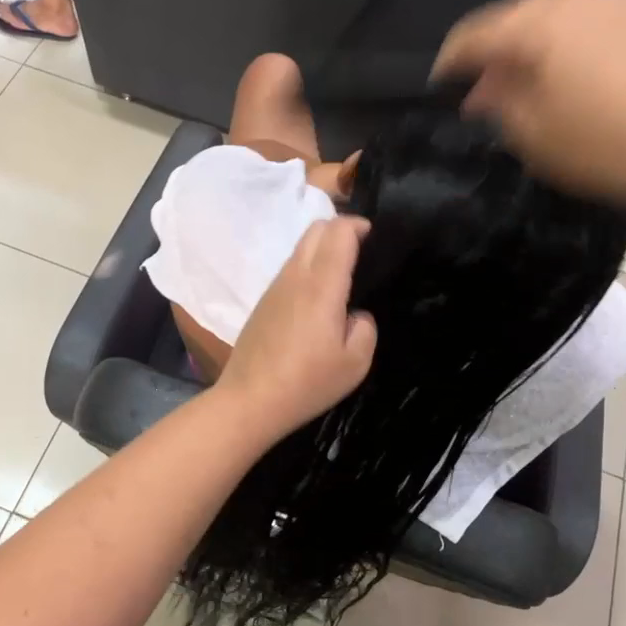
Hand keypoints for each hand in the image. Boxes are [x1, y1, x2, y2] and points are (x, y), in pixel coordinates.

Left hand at [217, 217, 377, 437]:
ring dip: (322, 249)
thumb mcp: (356, 362)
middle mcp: (295, 276)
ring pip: (300, 249)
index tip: (376, 238)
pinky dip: (308, 269)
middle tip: (362, 252)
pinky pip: (289, 271)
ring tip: (343, 276)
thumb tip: (354, 314)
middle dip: (341, 229)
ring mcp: (274, 288)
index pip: (339, 231)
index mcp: (322, 284)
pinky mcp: (263, 303)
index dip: (360, 225)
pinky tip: (318, 300)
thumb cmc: (307, 381)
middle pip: (316, 229)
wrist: (250, 399)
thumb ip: (365, 327)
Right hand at [434, 0, 625, 205]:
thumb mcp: (540, 141)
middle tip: (496, 97)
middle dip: (504, 57)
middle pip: (524, 20)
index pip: (472, 35)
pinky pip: (618, 25)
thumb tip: (484, 88)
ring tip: (555, 93)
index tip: (440, 90)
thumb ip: (501, 107)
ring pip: (574, 20)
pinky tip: (612, 87)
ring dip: (553, 51)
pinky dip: (598, 49)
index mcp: (540, 24)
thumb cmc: (622, 146)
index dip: (449, 64)